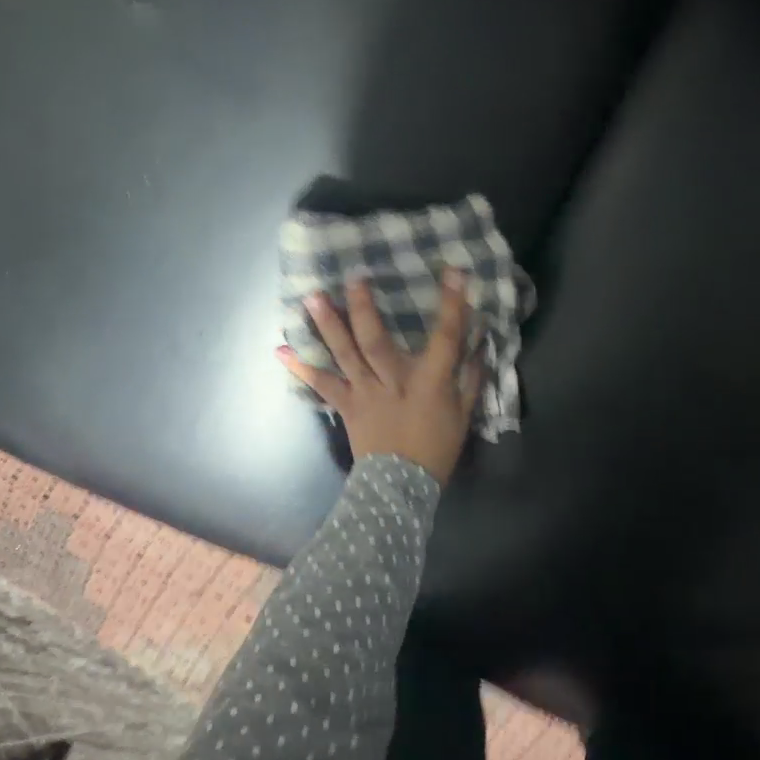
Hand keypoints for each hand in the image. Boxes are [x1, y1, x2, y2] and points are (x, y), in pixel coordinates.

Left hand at [277, 271, 483, 485]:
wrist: (401, 488)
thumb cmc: (436, 449)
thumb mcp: (463, 415)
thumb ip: (470, 377)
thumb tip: (479, 343)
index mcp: (429, 382)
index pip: (445, 337)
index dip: (451, 304)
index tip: (453, 271)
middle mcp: (393, 382)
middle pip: (376, 340)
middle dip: (364, 308)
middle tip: (353, 277)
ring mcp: (365, 393)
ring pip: (345, 354)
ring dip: (327, 325)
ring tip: (311, 297)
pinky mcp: (346, 405)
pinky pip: (321, 384)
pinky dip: (300, 367)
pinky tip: (280, 350)